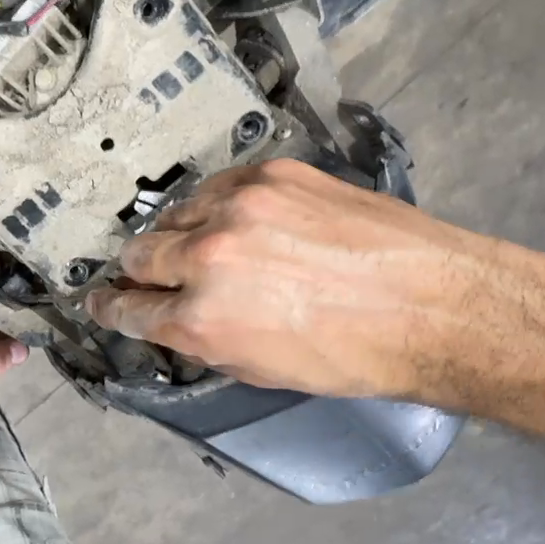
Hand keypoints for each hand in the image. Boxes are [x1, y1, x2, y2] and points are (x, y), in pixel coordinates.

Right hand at [85, 158, 503, 398]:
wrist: (442, 306)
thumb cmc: (355, 356)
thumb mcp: (261, 370)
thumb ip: (201, 340)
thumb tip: (173, 317)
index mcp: (201, 319)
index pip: (126, 307)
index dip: (110, 306)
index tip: (102, 300)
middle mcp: (206, 258)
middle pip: (137, 253)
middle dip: (143, 269)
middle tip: (163, 275)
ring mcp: (238, 207)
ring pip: (174, 214)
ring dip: (182, 234)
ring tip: (215, 246)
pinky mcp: (272, 174)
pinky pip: (218, 188)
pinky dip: (220, 207)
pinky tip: (248, 222)